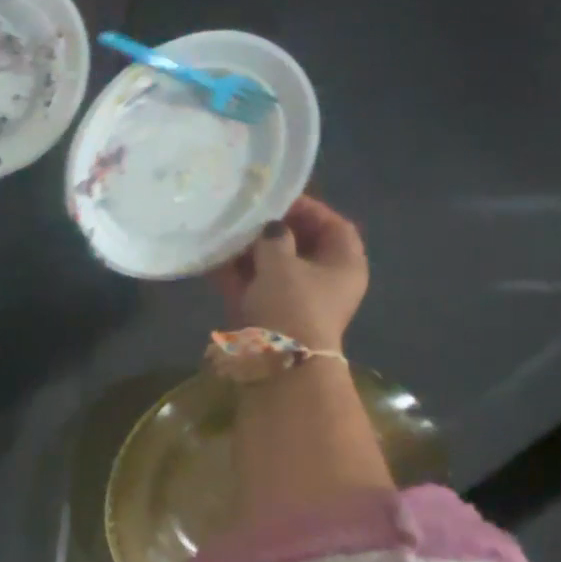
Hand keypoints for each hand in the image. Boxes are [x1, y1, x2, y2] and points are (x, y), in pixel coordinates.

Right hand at [211, 195, 368, 352]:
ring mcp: (297, 301)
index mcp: (345, 263)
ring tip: (226, 239)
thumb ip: (274, 240)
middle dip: (275, 233)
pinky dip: (238, 277)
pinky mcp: (270, 318)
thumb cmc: (290, 305)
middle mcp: (326, 280)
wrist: (277, 361)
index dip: (309, 209)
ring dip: (251, 255)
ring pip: (274, 270)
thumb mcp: (281, 265)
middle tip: (248, 219)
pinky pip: (255, 289)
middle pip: (303, 248)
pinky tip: (215, 264)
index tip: (279, 199)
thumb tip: (270, 228)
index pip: (333, 226)